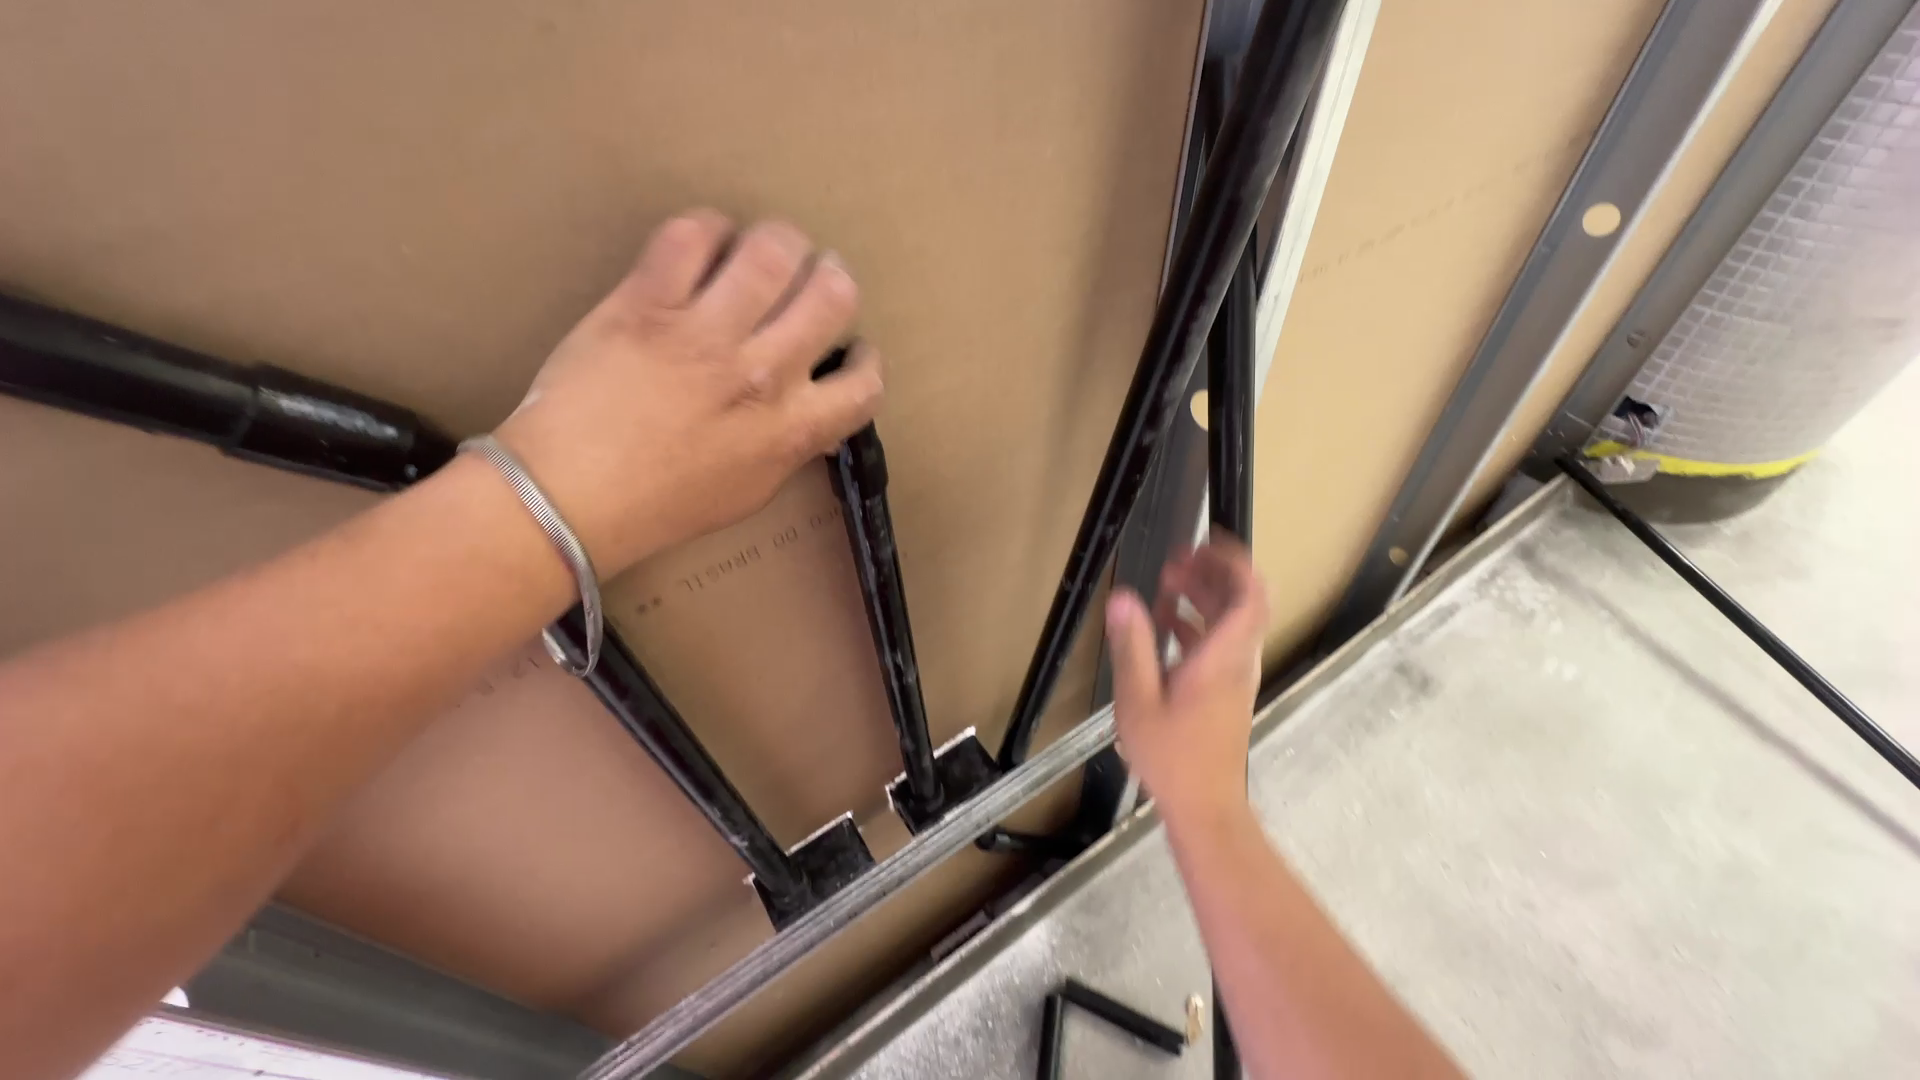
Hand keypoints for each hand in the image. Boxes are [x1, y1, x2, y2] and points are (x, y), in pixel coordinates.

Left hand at [494, 210, 882, 575]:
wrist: (570, 496)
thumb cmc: (662, 504)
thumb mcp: (750, 490)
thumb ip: (791, 445)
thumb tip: (814, 412)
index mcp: (791, 428)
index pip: (865, 381)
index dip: (867, 357)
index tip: (849, 348)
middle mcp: (762, 374)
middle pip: (834, 294)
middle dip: (833, 279)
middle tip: (812, 281)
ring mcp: (705, 334)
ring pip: (775, 250)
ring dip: (780, 243)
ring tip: (764, 254)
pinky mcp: (648, 303)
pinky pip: (693, 235)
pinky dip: (707, 230)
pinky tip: (705, 246)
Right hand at [1104, 536, 1269, 826]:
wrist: (1205, 805)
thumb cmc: (1172, 757)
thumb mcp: (1139, 700)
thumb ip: (1133, 646)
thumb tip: (1122, 598)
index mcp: (1221, 658)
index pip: (1249, 596)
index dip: (1234, 563)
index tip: (1208, 542)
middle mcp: (1235, 662)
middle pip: (1241, 603)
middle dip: (1212, 573)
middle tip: (1178, 558)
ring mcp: (1232, 678)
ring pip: (1229, 623)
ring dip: (1204, 597)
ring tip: (1168, 582)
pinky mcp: (1224, 692)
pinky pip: (1218, 644)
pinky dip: (1197, 624)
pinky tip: (1167, 624)